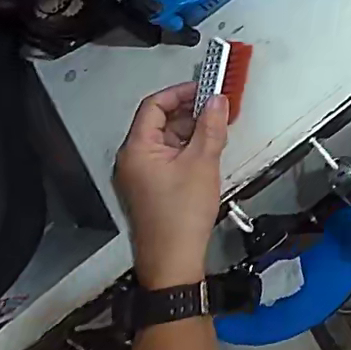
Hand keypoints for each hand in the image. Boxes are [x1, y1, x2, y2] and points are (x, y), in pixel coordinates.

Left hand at [113, 82, 228, 288]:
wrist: (174, 259)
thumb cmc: (181, 217)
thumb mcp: (203, 163)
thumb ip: (211, 127)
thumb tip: (216, 101)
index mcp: (137, 149)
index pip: (153, 106)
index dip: (179, 93)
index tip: (204, 90)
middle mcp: (133, 159)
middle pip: (159, 121)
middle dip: (189, 112)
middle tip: (217, 109)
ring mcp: (142, 174)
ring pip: (166, 139)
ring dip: (191, 131)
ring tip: (217, 130)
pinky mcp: (152, 187)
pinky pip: (169, 156)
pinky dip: (188, 148)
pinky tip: (208, 152)